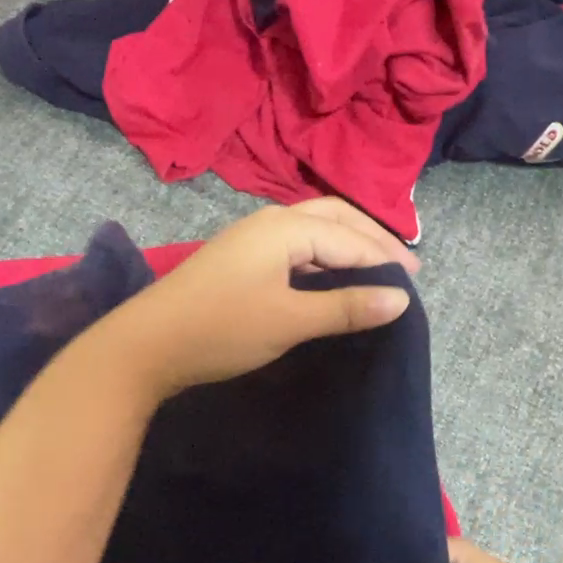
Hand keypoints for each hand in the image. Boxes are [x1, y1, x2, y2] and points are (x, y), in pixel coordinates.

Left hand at [95, 199, 421, 398]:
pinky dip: (320, 258)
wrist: (147, 345)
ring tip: (373, 270)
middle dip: (370, 239)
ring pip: (311, 231)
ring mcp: (249, 239)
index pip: (351, 236)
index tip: (415, 283)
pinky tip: (326, 280)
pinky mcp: (237, 261)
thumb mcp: (289, 320)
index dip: (385, 258)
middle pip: (334, 217)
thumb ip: (345, 308)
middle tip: (404, 265)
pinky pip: (292, 247)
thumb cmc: (222, 329)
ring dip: (345, 245)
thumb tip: (399, 299)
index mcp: (286, 226)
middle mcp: (269, 221)